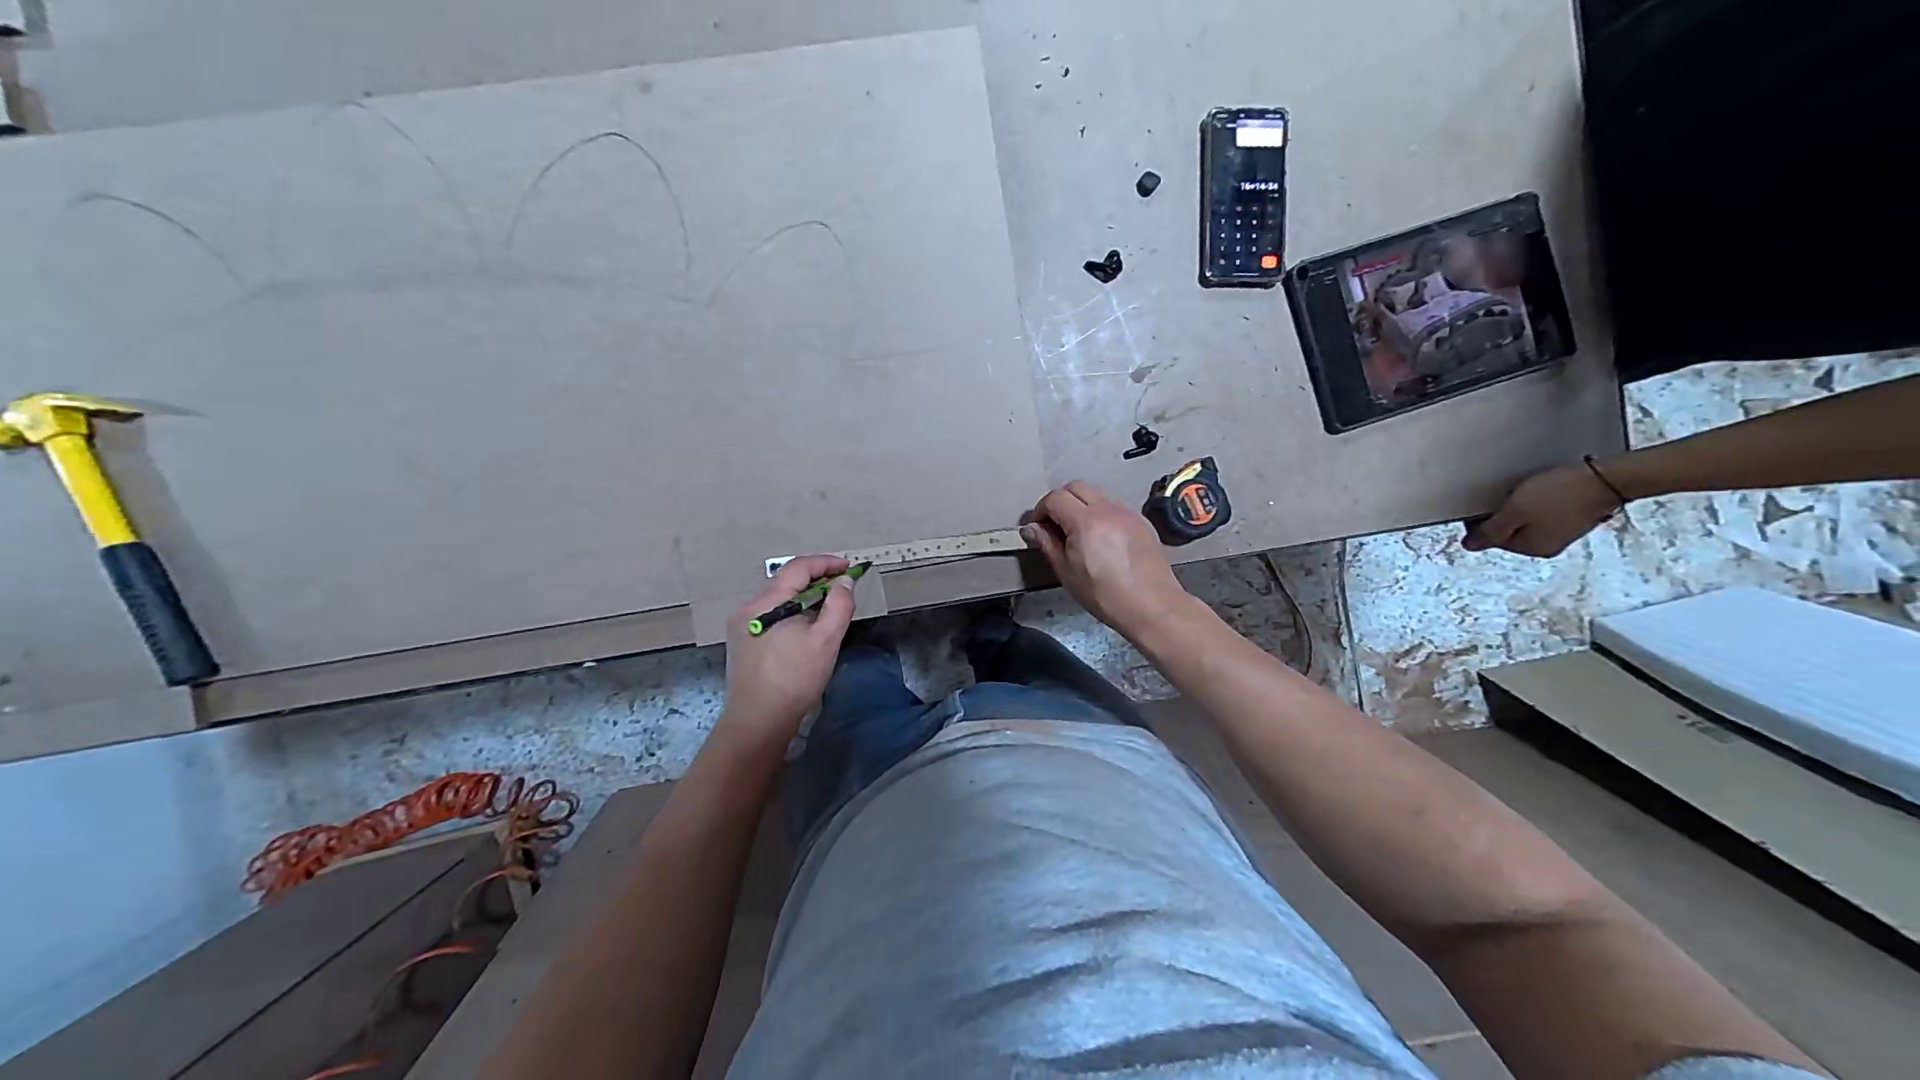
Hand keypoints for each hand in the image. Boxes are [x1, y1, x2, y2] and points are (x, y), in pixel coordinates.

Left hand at [717, 554, 855, 743]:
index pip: (798, 568)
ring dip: (805, 597)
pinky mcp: (743, 641)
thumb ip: (839, 605)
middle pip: (786, 581)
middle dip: (817, 580)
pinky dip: (793, 612)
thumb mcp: (826, 639)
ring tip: (828, 609)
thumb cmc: (795, 678)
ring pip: (778, 599)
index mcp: (767, 602)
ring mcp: (742, 625)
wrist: (759, 720)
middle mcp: (749, 607)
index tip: (848, 568)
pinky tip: (806, 628)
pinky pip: (771, 614)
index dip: (825, 563)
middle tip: (842, 589)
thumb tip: (843, 582)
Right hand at [1022, 480, 1190, 635]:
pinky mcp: (1140, 521)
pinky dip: (1100, 511)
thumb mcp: (1067, 573)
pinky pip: (1114, 505)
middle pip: (1075, 487)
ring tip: (1075, 530)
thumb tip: (1032, 529)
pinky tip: (1098, 535)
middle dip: (1059, 501)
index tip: (1036, 525)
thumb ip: (1047, 544)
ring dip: (1080, 504)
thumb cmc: (1108, 596)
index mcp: (1086, 522)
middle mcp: (1108, 510)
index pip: (1055, 498)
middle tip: (1052, 524)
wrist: (1152, 606)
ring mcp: (1127, 513)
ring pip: (1096, 493)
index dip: (1040, 510)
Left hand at [1461, 462, 1622, 556]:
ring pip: (1523, 522)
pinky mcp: (1571, 519)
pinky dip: (1533, 505)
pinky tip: (1537, 492)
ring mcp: (1560, 533)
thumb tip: (1469, 546)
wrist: (1609, 477)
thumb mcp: (1515, 511)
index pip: (1489, 538)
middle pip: (1506, 531)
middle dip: (1499, 515)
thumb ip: (1490, 531)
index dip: (1479, 520)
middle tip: (1505, 496)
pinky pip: (1540, 514)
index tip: (1481, 504)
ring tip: (1524, 492)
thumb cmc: (1562, 493)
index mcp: (1531, 548)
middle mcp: (1546, 546)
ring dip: (1516, 509)